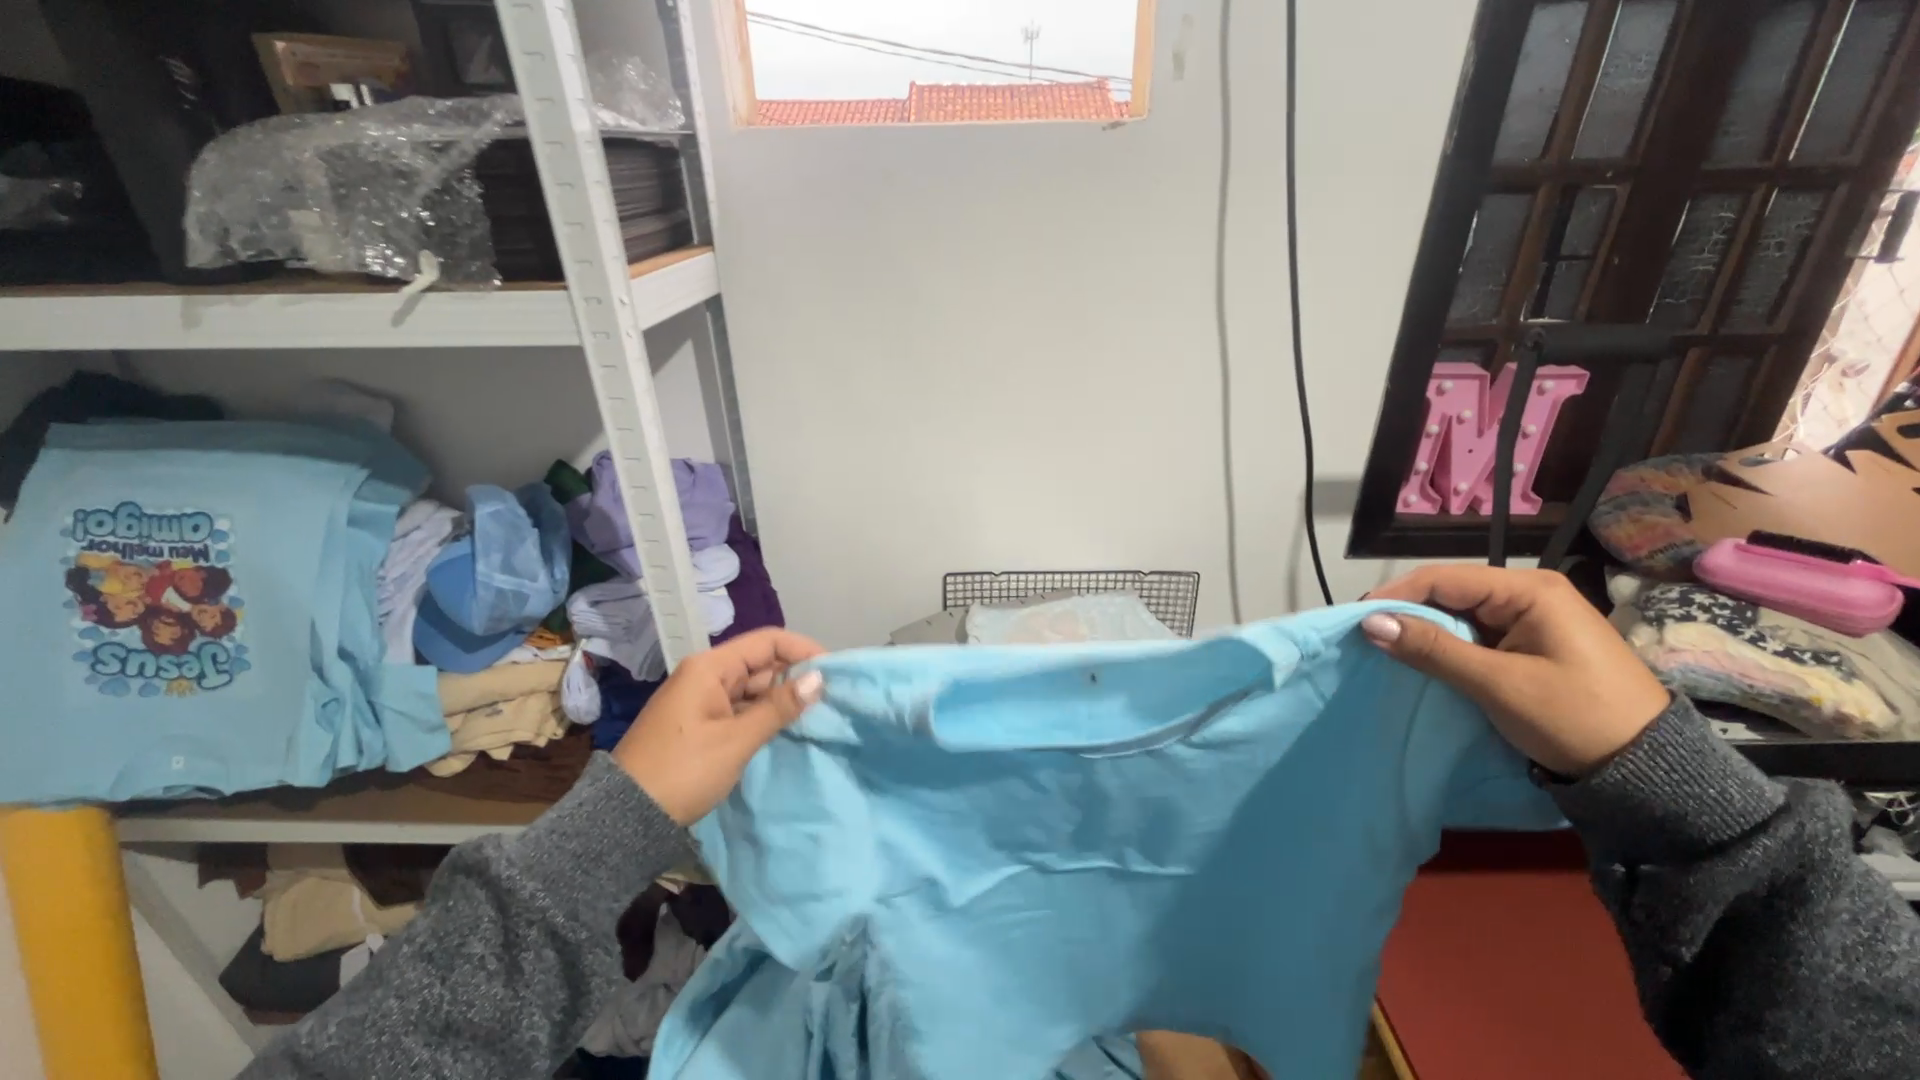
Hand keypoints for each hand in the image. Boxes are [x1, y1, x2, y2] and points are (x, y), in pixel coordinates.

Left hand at [611, 628, 826, 823]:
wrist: (625, 817)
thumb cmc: (683, 771)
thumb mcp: (736, 740)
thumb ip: (779, 708)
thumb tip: (819, 679)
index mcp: (710, 667)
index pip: (767, 641)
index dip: (803, 650)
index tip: (835, 672)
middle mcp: (706, 675)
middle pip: (761, 663)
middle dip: (795, 677)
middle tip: (832, 699)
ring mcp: (701, 700)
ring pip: (752, 688)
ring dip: (781, 699)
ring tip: (817, 715)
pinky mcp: (700, 724)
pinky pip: (740, 709)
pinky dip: (763, 716)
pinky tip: (786, 730)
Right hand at [1362, 566, 1669, 777]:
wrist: (1647, 771)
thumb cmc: (1576, 718)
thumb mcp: (1498, 684)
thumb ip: (1433, 650)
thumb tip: (1369, 623)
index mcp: (1529, 590)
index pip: (1442, 579)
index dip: (1394, 596)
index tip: (1353, 622)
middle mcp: (1528, 595)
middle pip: (1447, 594)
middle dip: (1405, 615)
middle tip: (1364, 641)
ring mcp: (1530, 621)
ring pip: (1457, 617)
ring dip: (1423, 634)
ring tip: (1383, 653)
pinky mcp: (1528, 646)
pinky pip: (1473, 637)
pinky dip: (1444, 650)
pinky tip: (1420, 664)